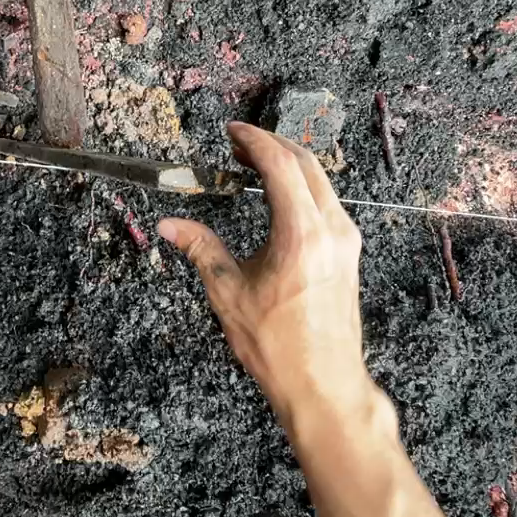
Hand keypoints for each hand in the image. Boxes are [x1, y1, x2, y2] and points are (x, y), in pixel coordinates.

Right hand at [158, 122, 373, 429]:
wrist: (325, 386)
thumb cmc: (277, 346)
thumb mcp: (229, 293)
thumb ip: (201, 249)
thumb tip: (169, 224)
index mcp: (302, 236)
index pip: (281, 166)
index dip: (254, 141)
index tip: (231, 130)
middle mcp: (332, 230)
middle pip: (307, 164)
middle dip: (271, 144)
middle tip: (237, 142)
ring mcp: (346, 241)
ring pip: (320, 180)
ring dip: (287, 163)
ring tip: (250, 162)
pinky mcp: (348, 253)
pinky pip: (326, 200)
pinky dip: (299, 184)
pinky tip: (274, 193)